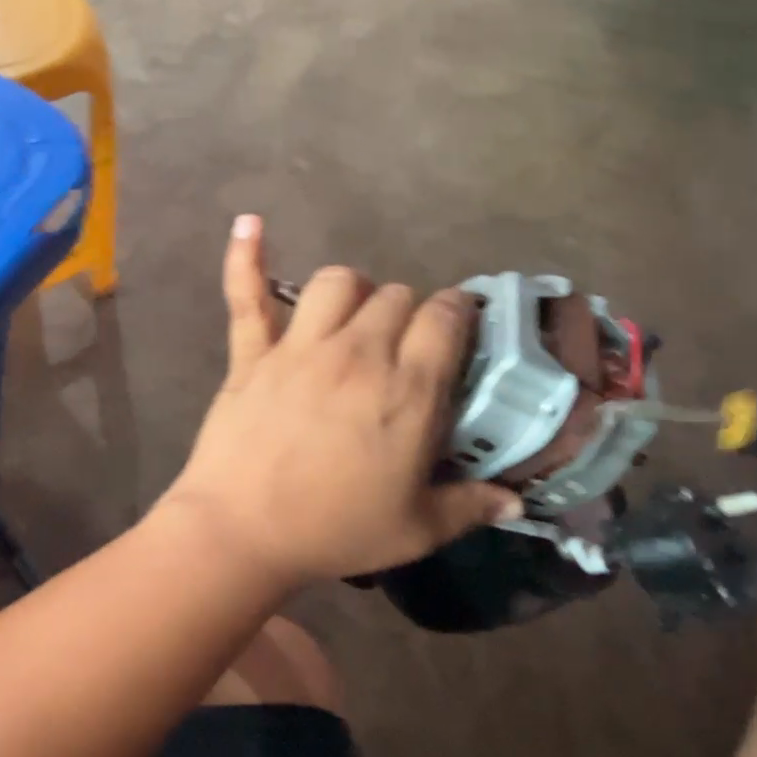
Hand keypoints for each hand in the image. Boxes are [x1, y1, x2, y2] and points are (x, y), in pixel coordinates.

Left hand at [155, 214, 519, 588]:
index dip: (457, 315)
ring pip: (335, 282)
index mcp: (408, 388)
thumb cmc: (332, 532)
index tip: (456, 332)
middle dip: (408, 313)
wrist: (240, 533)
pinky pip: (247, 296)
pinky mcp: (250, 356)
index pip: (446, 317)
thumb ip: (468, 508)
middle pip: (395, 296)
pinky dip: (246, 256)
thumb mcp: (415, 530)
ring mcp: (298, 349)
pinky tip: (250, 223)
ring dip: (352, 291)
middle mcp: (358, 352)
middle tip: (402, 347)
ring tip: (352, 316)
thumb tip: (516, 504)